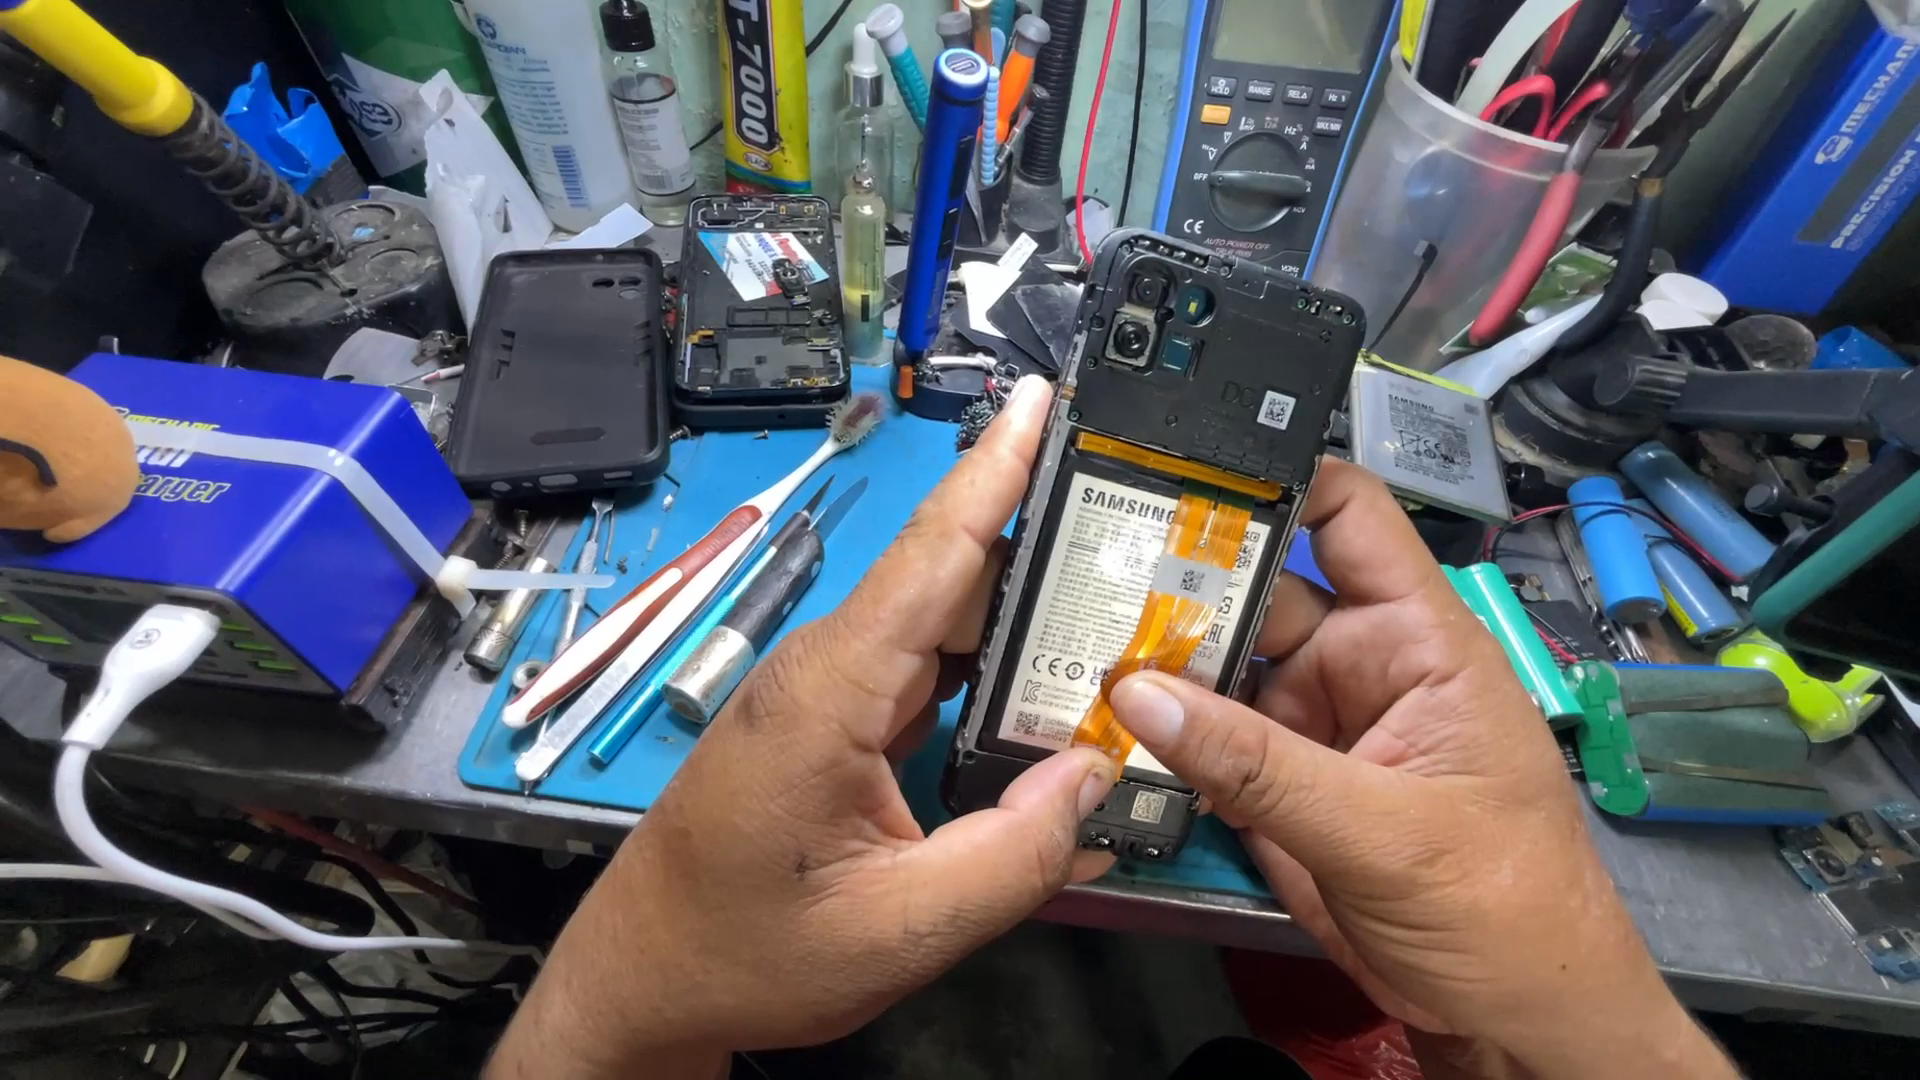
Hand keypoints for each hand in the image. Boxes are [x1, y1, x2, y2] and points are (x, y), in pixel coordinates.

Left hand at [488, 377, 1115, 1078]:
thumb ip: (1011, 858)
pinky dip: (993, 667)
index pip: (932, 553)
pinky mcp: (843, 713)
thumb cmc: (747, 951)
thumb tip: (1096, 775)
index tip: (1039, 402)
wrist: (647, 975)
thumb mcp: (896, 928)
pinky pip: (932, 667)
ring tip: (1116, 613)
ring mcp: (837, 685)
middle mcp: (834, 662)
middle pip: (954, 580)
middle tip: (1141, 540)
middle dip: (1045, 549)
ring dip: (1025, 615)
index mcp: (833, 687)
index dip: (993, 470)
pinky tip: (1049, 685)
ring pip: (948, 623)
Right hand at [1108, 460, 1733, 1078]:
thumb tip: (1136, 694)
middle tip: (1087, 560)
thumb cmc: (1501, 909)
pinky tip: (1090, 704)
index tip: (1186, 469)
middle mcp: (1342, 656)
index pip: (1346, 517)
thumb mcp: (1387, 832)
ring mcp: (1295, 712)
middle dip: (1176, 575)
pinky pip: (1193, 726)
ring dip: (1150, 650)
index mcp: (1408, 636)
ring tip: (1070, 631)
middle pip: (1248, 587)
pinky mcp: (1258, 766)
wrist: (1504, 1019)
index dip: (1277, 478)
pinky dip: (1148, 718)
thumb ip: (1257, 765)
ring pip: (1209, 658)